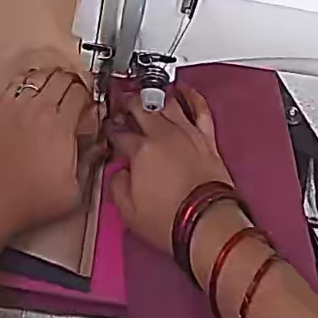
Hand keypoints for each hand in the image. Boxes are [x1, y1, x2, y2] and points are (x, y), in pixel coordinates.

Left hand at [0, 66, 97, 239]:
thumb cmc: (34, 198)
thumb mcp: (76, 190)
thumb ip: (91, 162)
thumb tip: (101, 145)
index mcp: (61, 126)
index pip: (81, 92)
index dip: (90, 96)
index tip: (92, 107)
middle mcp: (40, 110)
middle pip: (63, 77)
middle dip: (75, 83)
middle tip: (79, 95)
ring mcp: (18, 106)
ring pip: (41, 74)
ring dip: (53, 78)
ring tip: (59, 89)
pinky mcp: (1, 110)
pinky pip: (17, 81)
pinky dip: (29, 79)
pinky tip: (34, 90)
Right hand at [106, 86, 234, 254]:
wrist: (208, 226)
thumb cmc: (171, 220)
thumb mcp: (128, 210)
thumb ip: (117, 184)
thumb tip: (119, 173)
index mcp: (140, 150)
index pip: (120, 133)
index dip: (112, 131)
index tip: (110, 132)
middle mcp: (163, 136)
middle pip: (139, 109)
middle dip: (126, 104)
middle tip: (121, 104)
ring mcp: (186, 134)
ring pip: (166, 103)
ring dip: (152, 97)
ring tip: (145, 95)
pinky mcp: (206, 139)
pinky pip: (200, 109)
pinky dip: (192, 97)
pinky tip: (184, 91)